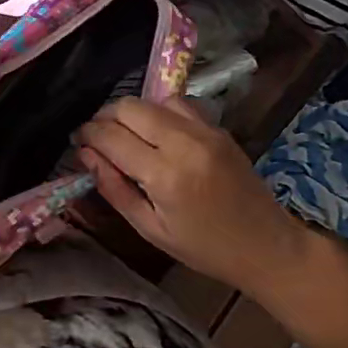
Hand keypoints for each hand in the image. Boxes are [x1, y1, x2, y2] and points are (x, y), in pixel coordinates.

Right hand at [77, 97, 306, 288]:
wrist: (268, 246)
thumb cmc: (203, 248)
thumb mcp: (149, 228)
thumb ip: (113, 188)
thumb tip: (85, 155)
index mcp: (164, 175)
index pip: (110, 136)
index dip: (87, 135)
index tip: (78, 142)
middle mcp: (184, 143)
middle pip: (128, 107)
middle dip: (105, 118)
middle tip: (98, 138)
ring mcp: (205, 131)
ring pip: (152, 100)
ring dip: (131, 113)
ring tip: (126, 135)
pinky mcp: (218, 128)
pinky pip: (178, 105)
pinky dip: (158, 112)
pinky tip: (156, 134)